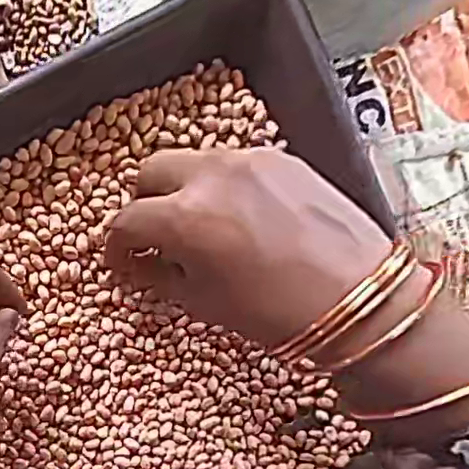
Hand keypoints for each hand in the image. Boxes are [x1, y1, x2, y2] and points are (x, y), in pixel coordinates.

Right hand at [102, 148, 397, 347]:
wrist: (353, 296)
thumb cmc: (272, 311)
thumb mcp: (201, 300)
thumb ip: (160, 273)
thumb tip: (140, 262)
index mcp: (183, 217)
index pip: (126, 220)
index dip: (115, 245)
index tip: (121, 260)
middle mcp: (210, 175)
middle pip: (149, 171)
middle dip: (141, 203)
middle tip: (150, 235)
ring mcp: (248, 158)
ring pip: (190, 160)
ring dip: (178, 189)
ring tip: (192, 225)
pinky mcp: (280, 156)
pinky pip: (230, 161)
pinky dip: (216, 184)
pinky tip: (232, 216)